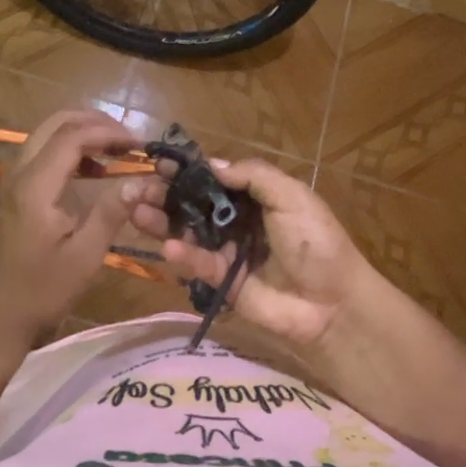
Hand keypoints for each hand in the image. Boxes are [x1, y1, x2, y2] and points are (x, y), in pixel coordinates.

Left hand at [0, 110, 139, 341]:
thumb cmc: (41, 291)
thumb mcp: (84, 256)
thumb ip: (111, 213)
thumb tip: (140, 181)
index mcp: (35, 186)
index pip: (73, 137)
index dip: (108, 132)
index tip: (139, 144)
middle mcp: (18, 173)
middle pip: (55, 124)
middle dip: (94, 123)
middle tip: (127, 139)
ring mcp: (10, 181)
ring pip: (45, 135)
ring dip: (80, 134)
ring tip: (115, 151)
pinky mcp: (11, 192)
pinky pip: (39, 153)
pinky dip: (67, 150)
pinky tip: (91, 171)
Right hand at [127, 158, 375, 349]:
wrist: (332, 302)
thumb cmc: (315, 242)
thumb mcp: (291, 196)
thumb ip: (252, 176)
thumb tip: (211, 164)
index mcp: (254, 197)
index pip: (213, 179)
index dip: (187, 171)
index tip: (159, 163)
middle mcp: (236, 221)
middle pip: (192, 204)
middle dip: (164, 195)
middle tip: (134, 189)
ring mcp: (227, 252)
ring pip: (187, 232)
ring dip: (161, 221)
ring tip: (136, 212)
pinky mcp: (222, 283)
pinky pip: (198, 265)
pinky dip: (183, 255)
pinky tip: (170, 246)